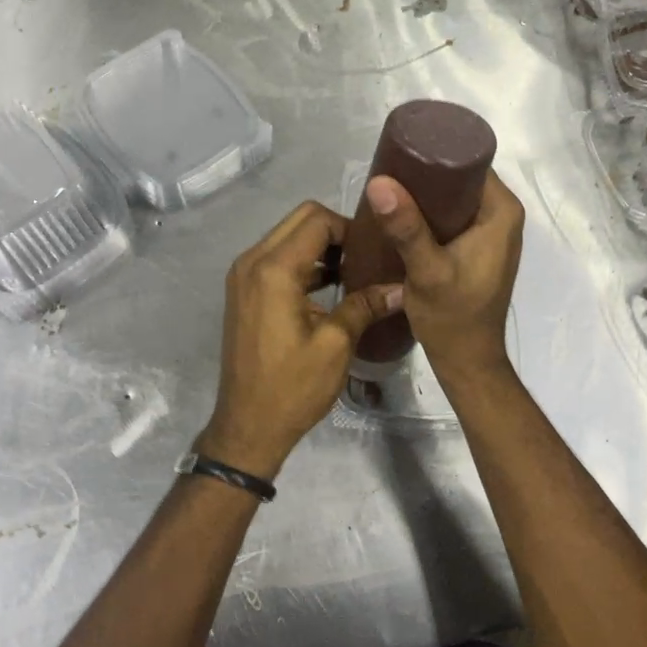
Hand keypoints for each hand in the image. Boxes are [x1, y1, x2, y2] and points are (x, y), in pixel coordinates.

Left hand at [203, 201, 402, 480]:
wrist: (248, 426)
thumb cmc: (292, 387)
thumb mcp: (336, 345)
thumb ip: (365, 306)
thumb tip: (403, 288)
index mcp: (273, 269)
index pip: (317, 220)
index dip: (349, 229)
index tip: (374, 252)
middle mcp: (252, 262)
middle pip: (300, 220)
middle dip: (335, 232)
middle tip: (365, 259)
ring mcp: (244, 276)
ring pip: (288, 237)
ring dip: (319, 247)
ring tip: (353, 273)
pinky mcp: (244, 291)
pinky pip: (277, 259)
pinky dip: (303, 263)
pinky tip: (331, 288)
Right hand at [365, 171, 524, 378]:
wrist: (466, 360)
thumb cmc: (453, 317)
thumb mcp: (427, 270)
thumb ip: (406, 228)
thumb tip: (379, 182)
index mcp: (502, 211)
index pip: (469, 161)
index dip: (434, 154)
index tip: (399, 156)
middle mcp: (504, 215)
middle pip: (460, 177)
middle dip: (425, 174)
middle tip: (387, 176)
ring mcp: (493, 232)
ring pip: (454, 197)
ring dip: (425, 194)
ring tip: (389, 192)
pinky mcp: (479, 247)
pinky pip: (453, 215)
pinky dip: (431, 212)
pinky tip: (402, 215)